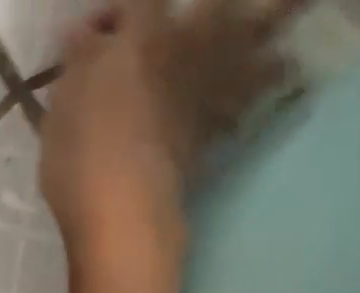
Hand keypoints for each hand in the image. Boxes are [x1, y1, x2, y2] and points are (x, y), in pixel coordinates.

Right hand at [40, 0, 304, 270]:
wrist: (123, 205)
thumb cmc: (80, 154)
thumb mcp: (62, 106)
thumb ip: (78, 61)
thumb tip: (86, 31)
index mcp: (142, 37)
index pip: (136, 3)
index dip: (115, 13)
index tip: (93, 35)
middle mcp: (188, 46)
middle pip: (222, 3)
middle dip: (244, 7)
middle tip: (268, 4)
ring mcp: (213, 82)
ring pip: (264, 32)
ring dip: (281, 15)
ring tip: (298, 6)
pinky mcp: (224, 119)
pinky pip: (265, 84)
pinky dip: (278, 72)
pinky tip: (284, 67)